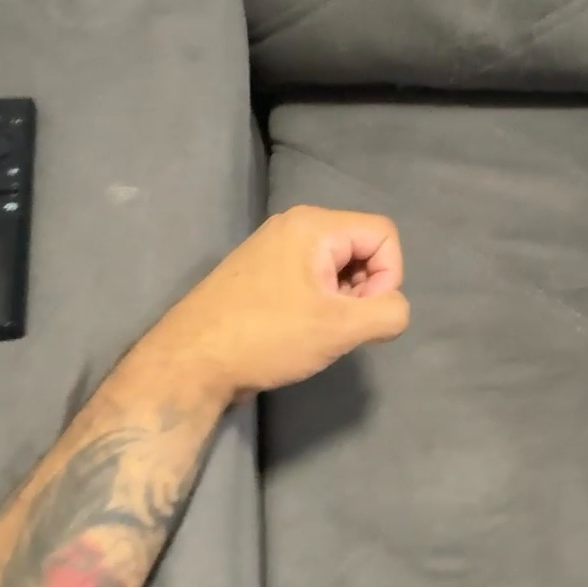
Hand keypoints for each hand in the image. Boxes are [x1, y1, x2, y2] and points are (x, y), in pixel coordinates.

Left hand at [140, 205, 409, 396]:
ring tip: (320, 331)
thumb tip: (395, 310)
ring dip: (344, 301)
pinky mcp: (263, 273)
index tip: (364, 315)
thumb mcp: (340, 328)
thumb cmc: (268, 337)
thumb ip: (388, 314)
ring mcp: (275, 248)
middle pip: (362, 247)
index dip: (389, 277)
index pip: (384, 236)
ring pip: (338, 266)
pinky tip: (301, 331)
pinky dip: (321, 303)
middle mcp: (295, 226)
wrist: (192, 361)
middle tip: (343, 326)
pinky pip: (313, 278)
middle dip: (366, 289)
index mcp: (314, 225)